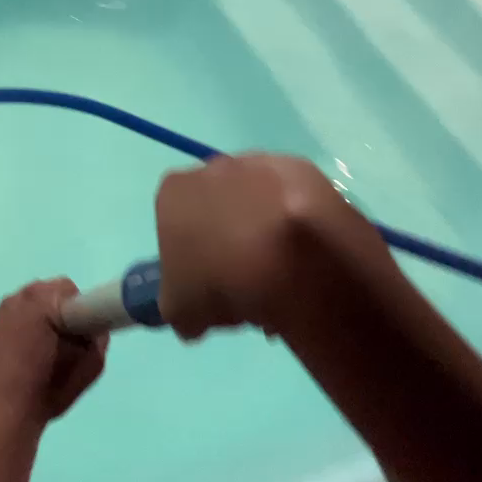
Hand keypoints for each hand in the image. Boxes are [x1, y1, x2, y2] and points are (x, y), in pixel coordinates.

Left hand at [0, 279, 107, 431]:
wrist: (1, 413)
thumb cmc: (46, 389)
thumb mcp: (87, 369)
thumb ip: (98, 342)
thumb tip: (96, 331)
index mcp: (41, 300)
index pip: (68, 289)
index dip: (80, 310)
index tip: (81, 334)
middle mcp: (17, 297)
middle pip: (48, 292)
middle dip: (60, 312)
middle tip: (66, 344)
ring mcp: (0, 311)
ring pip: (31, 303)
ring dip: (41, 318)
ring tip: (44, 351)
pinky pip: (15, 316)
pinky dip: (24, 327)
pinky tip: (25, 354)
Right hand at [155, 153, 389, 339]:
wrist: (291, 258)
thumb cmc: (221, 280)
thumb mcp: (181, 310)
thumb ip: (178, 305)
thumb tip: (193, 318)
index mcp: (174, 191)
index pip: (174, 224)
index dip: (191, 257)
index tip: (208, 286)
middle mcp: (212, 167)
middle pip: (217, 209)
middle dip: (230, 245)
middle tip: (247, 289)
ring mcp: (259, 163)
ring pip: (258, 204)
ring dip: (265, 235)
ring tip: (286, 283)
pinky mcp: (303, 169)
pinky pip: (295, 203)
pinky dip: (299, 227)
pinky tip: (308, 262)